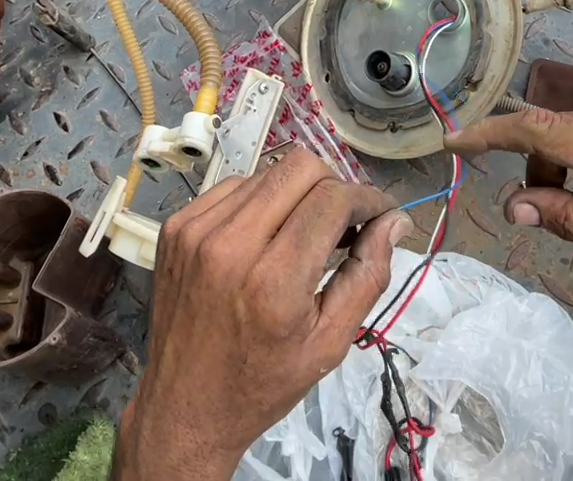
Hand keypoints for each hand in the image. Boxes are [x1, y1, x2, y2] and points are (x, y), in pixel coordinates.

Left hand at [113, 148, 409, 480]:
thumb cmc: (263, 383)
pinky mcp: (176, 224)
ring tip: (303, 234)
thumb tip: (396, 221)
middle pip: (300, 166)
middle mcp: (231, 243)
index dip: (367, 198)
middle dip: (334, 186)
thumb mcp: (329, 343)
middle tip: (344, 223)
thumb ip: (368, 276)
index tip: (381, 215)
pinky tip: (264, 238)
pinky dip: (259, 202)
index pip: (332, 199)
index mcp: (273, 281)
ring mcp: (196, 229)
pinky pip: (234, 186)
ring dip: (296, 194)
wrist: (183, 405)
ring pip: (268, 172)